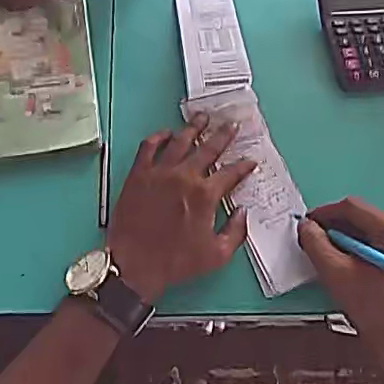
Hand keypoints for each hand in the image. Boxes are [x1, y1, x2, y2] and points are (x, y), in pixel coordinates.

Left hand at [106, 113, 256, 302]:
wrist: (133, 265)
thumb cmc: (174, 262)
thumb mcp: (216, 255)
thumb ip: (235, 232)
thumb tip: (242, 214)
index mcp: (204, 195)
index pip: (231, 173)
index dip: (243, 166)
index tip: (250, 162)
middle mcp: (184, 177)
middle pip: (208, 148)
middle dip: (223, 135)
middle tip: (231, 125)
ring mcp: (159, 173)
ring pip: (180, 141)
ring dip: (194, 128)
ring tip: (202, 118)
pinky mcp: (138, 175)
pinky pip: (148, 147)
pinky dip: (158, 137)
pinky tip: (166, 133)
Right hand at [297, 198, 383, 349]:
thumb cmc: (370, 307)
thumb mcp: (336, 273)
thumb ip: (316, 243)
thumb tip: (306, 225)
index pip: (353, 207)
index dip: (325, 213)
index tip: (306, 225)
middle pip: (360, 215)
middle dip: (333, 224)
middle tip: (312, 238)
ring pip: (365, 227)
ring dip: (341, 235)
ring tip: (323, 250)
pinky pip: (372, 239)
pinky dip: (353, 244)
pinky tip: (340, 258)